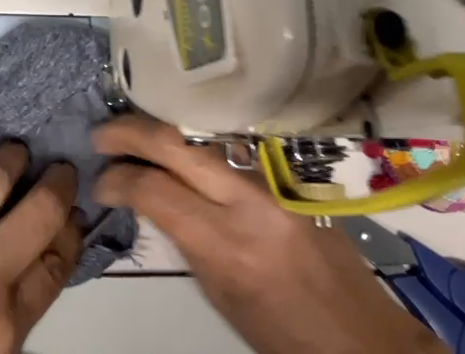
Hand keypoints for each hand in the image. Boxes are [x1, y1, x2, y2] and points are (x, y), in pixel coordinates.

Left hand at [0, 131, 85, 353]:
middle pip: (41, 212)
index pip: (57, 262)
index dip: (71, 231)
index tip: (74, 213)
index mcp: (3, 323)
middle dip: (59, 184)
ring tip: (16, 152)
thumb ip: (12, 314)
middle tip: (61, 170)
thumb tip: (35, 264)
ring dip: (14, 158)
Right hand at [93, 115, 443, 353]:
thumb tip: (155, 202)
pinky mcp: (288, 178)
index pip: (155, 190)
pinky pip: (230, 152)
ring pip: (203, 139)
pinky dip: (196, 147)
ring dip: (162, 133)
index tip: (100, 184)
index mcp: (229, 245)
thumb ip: (188, 241)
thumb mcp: (222, 296)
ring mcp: (272, 183)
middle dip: (130, 132)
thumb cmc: (285, 337)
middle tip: (101, 134)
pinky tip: (179, 149)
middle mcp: (250, 202)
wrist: (364, 338)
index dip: (118, 180)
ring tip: (132, 135)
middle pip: (176, 144)